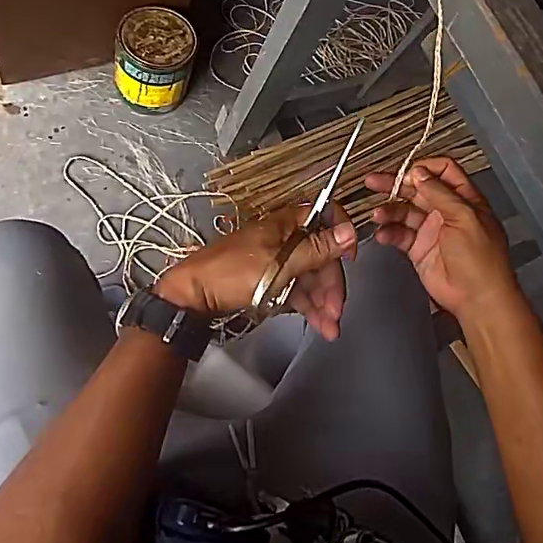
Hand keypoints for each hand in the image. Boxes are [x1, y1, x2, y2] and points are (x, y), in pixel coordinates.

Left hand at [155, 203, 357, 338]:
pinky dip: (310, 306)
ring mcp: (280, 259)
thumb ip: (317, 249)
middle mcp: (287, 237)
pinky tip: (319, 324)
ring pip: (312, 277)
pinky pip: (299, 290)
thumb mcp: (279, 263)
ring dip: (324, 302)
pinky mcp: (273, 280)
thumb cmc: (229, 273)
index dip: (343, 234)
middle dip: (332, 285)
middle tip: (337, 310)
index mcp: (288, 223)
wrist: (191, 298)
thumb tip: (348, 231)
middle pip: (323, 255)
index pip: (327, 216)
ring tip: (330, 326)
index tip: (351, 257)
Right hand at [365, 158, 522, 326]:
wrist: (477, 298)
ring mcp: (432, 230)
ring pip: (405, 211)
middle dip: (396, 184)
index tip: (407, 171)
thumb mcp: (465, 218)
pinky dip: (389, 233)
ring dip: (389, 210)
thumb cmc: (483, 261)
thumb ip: (441, 193)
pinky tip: (383, 234)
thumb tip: (421, 174)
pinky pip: (400, 235)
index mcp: (464, 199)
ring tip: (379, 214)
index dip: (423, 168)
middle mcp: (447, 212)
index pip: (443, 172)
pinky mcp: (420, 249)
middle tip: (376, 182)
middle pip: (418, 189)